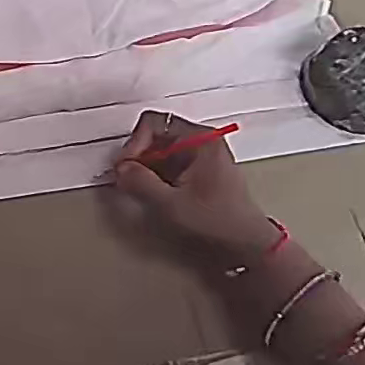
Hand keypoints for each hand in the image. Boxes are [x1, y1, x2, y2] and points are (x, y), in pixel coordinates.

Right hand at [112, 111, 281, 264]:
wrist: (244, 241)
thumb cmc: (215, 220)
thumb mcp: (171, 203)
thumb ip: (141, 182)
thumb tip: (120, 168)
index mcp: (200, 139)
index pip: (154, 123)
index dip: (134, 143)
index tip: (126, 166)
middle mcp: (201, 140)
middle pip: (155, 134)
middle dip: (137, 155)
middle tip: (125, 178)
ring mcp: (199, 154)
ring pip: (159, 149)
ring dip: (143, 166)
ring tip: (134, 187)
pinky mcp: (196, 169)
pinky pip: (167, 162)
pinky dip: (153, 174)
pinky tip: (148, 191)